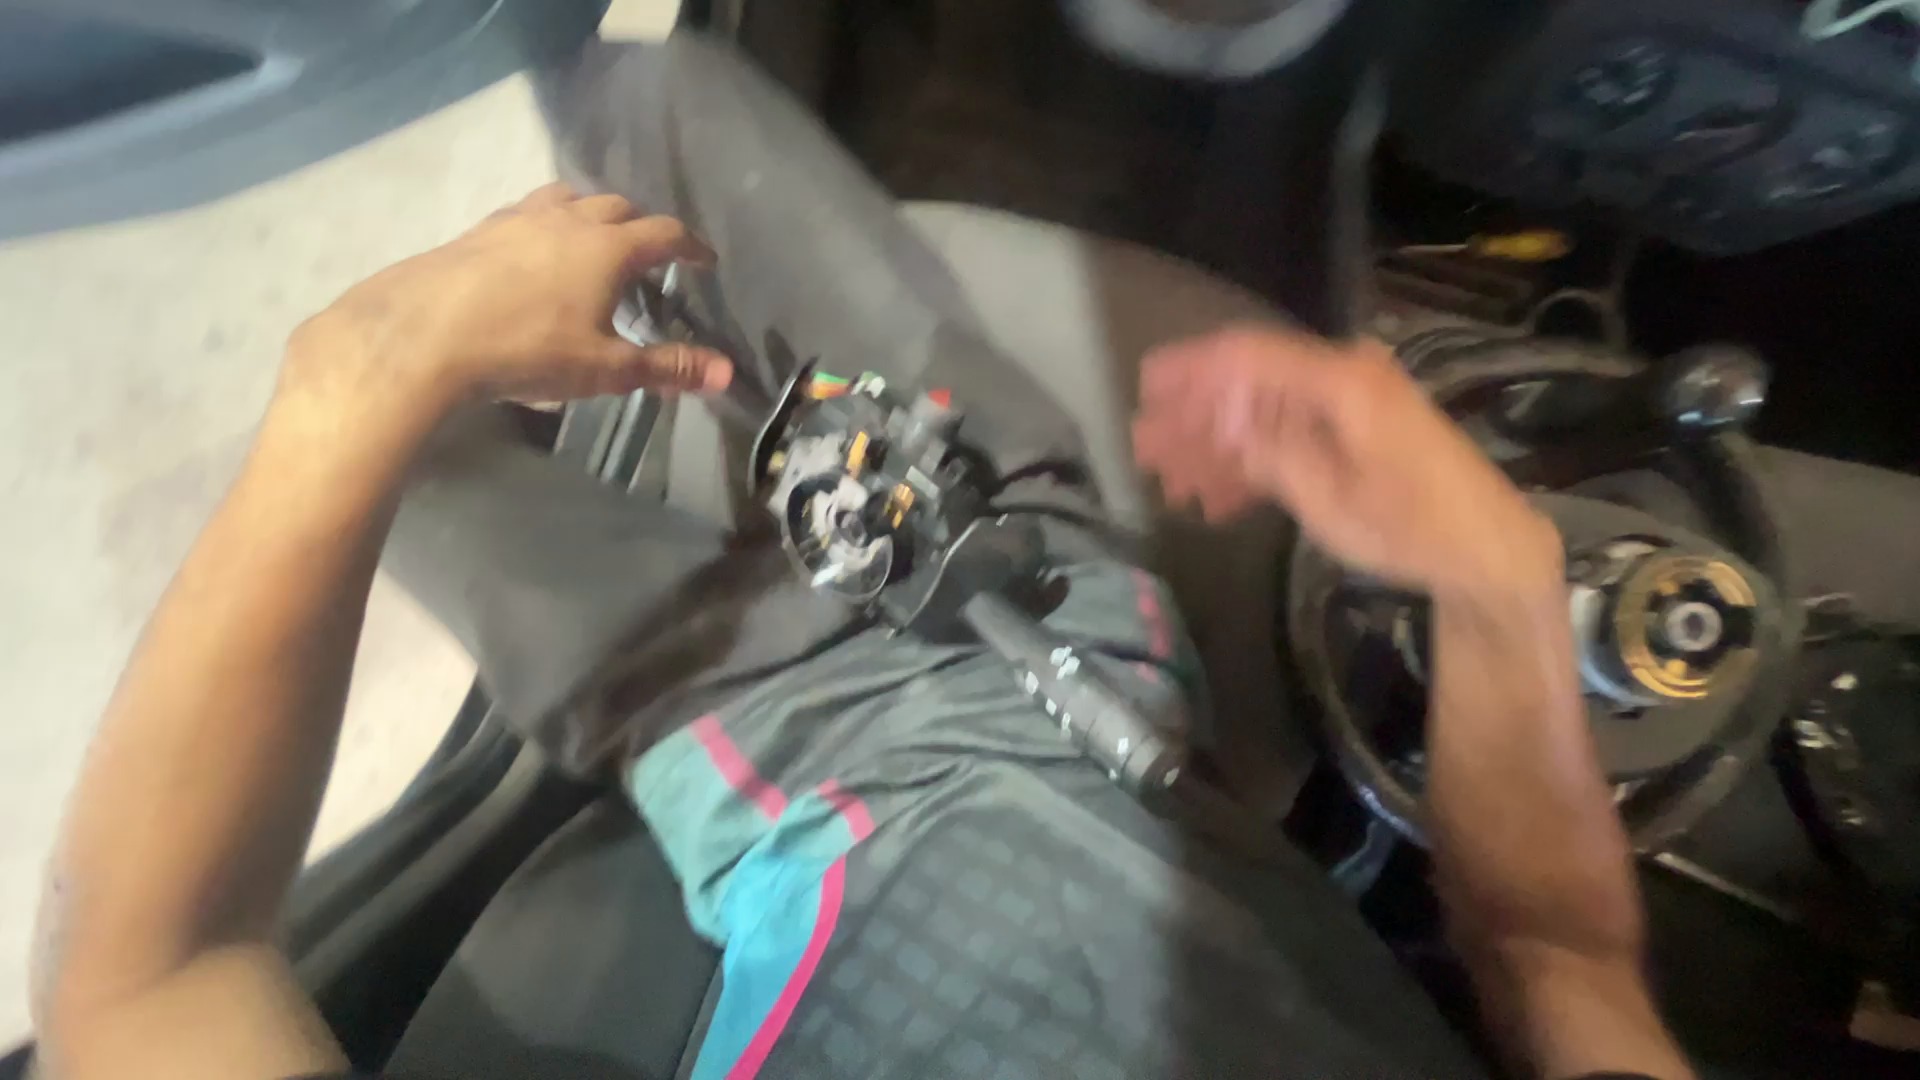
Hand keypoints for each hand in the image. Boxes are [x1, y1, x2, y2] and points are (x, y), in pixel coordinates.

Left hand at [283, 183, 732, 420]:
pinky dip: (550, 224)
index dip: (690, 246)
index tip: (705, 261)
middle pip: (617, 206)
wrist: (423, 337)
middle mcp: (567, 220)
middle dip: (643, 226)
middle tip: (653, 255)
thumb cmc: (530, 350)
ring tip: (596, 243)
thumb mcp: (609, 368)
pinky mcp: (479, 231)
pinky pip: (528, 213)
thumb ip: (670, 367)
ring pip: (567, 199)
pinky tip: (539, 256)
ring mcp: (517, 219)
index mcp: (608, 248)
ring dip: (593, 215)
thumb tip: (727, 373)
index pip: (664, 233)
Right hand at [1132, 324, 1560, 596]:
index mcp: (1339, 383)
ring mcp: (1343, 409)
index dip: (1192, 369)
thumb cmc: (1410, 525)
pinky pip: (1285, 441)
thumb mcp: (1330, 497)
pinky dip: (1249, 467)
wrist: (1483, 548)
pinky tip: (1215, 499)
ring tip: (1169, 483)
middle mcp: (1338, 382)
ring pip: (1260, 419)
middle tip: (1145, 448)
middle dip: (1192, 420)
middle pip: (1247, 389)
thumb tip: (1220, 422)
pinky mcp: (1348, 436)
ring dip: (1213, 450)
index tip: (1146, 386)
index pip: (1249, 357)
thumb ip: (1271, 452)